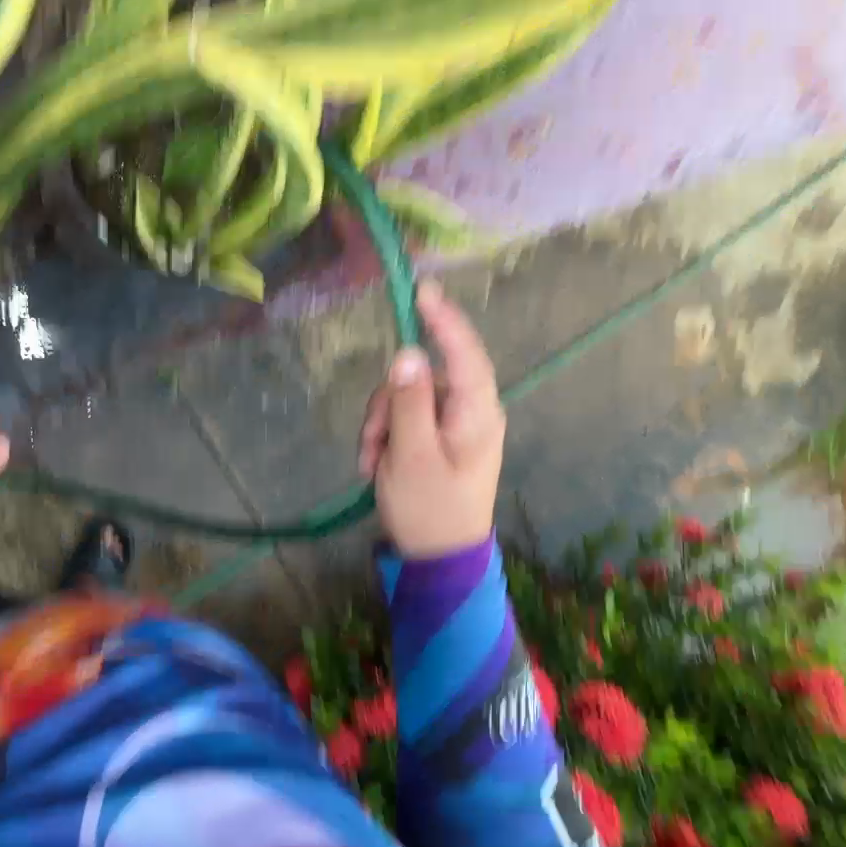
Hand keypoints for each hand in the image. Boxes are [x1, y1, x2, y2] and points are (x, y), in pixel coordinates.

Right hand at [358, 282, 505, 559]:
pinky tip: (377, 466)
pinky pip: (405, 419)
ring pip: (405, 398)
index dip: (444, 319)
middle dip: (386, 405)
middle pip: (420, 378)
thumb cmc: (429, 508)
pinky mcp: (440, 439)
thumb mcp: (409, 455)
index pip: (463, 353)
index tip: (424, 289)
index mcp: (475, 411)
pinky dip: (385, 437)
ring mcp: (455, 425)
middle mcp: (470, 410)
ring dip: (380, 426)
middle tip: (370, 445)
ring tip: (372, 464)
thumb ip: (407, 402)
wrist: (439, 558)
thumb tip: (408, 353)